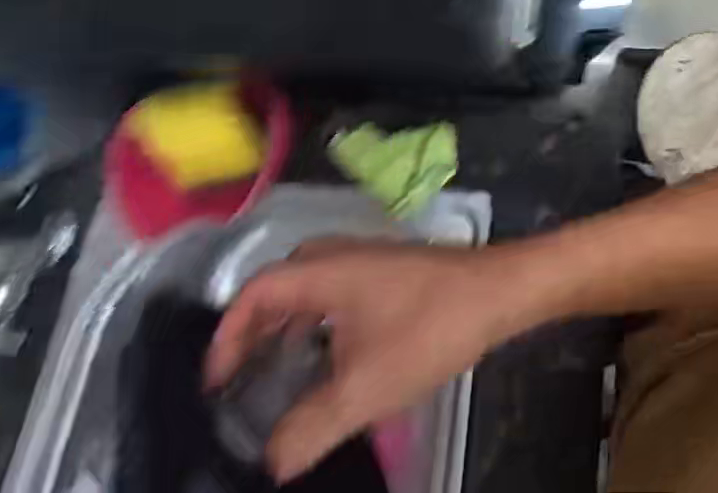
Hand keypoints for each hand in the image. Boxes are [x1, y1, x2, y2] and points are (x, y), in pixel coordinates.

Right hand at [205, 241, 520, 481]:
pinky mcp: (395, 272)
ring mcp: (374, 260)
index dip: (227, 335)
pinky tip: (332, 360)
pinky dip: (322, 322)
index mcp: (327, 270)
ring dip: (290, 325)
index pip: (257, 290)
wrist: (501, 292)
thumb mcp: (365, 388)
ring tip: (279, 374)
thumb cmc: (431, 329)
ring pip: (313, 287)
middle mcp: (345, 255)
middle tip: (242, 377)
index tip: (216, 384)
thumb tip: (271, 462)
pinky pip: (340, 291)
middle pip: (282, 283)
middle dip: (255, 329)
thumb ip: (309, 429)